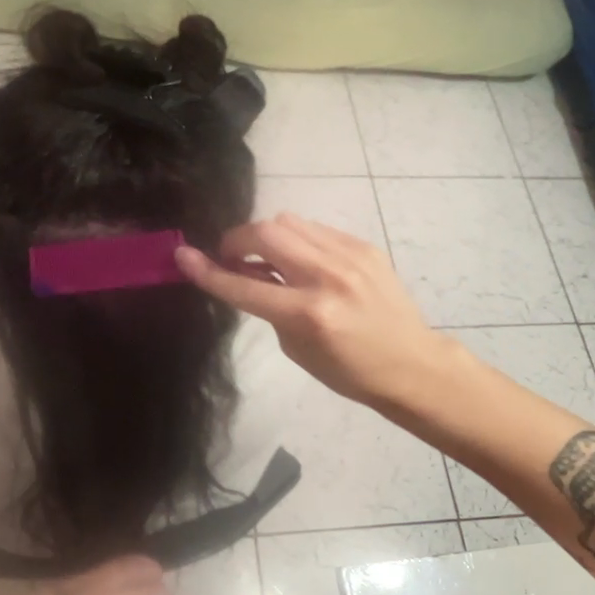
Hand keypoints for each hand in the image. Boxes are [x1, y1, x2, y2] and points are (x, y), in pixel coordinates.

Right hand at [175, 214, 457, 406]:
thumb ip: (269, 306)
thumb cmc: (348, 371)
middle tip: (231, 256)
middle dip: (236, 240)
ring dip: (265, 235)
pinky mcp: (364, 247)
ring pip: (289, 223)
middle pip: (265, 234)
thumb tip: (249, 271)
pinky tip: (299, 259)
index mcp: (308, 314)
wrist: (410, 364)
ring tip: (265, 256)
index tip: (183, 255)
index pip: (244, 285)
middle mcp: (327, 278)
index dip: (208, 271)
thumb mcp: (297, 348)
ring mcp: (349, 257)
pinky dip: (297, 239)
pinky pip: (316, 229)